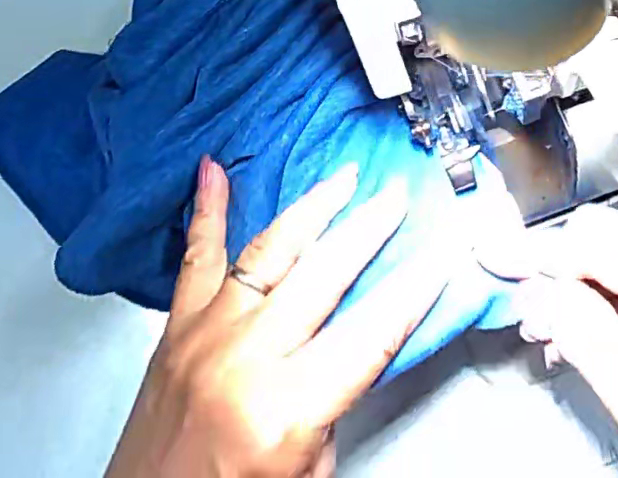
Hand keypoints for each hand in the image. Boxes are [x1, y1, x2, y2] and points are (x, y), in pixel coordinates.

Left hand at [105, 158, 451, 477]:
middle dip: (368, 229)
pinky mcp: (177, 323)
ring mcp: (208, 331)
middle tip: (396, 195)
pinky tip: (212, 169)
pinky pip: (197, 256)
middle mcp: (246, 357)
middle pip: (323, 276)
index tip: (439, 253)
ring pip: (270, 251)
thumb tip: (355, 338)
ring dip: (313, 208)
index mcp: (284, 410)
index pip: (369, 335)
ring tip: (344, 177)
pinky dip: (208, 209)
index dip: (411, 291)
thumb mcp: (308, 474)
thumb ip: (332, 402)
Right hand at [516, 205, 617, 477]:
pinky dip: (596, 304)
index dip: (540, 253)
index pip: (598, 246)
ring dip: (572, 288)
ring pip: (613, 263)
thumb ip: (587, 338)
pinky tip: (572, 329)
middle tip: (518, 293)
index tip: (497, 254)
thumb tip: (538, 291)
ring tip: (540, 322)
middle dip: (556, 267)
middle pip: (605, 242)